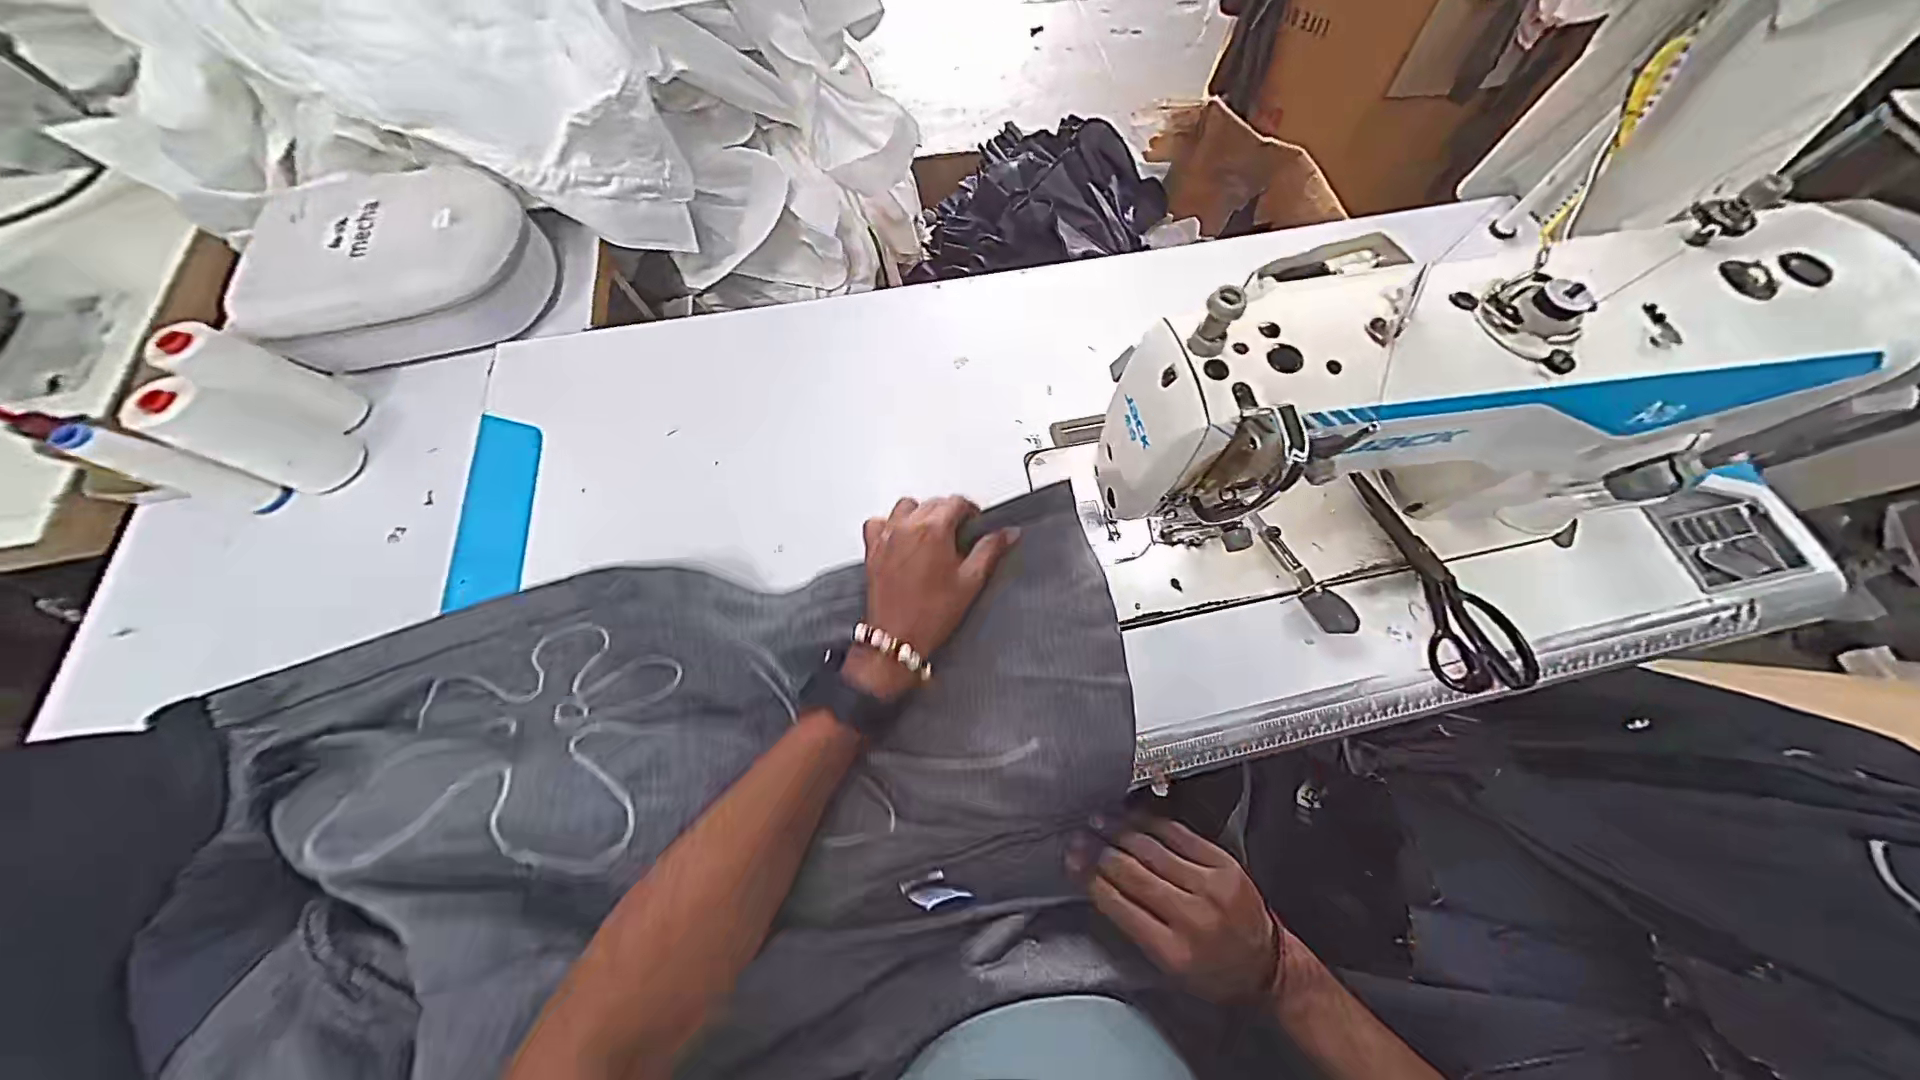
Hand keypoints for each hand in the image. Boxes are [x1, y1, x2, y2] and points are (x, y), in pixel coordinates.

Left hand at [846, 496, 1018, 700]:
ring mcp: (887, 537)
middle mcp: (907, 528)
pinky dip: (890, 524)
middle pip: (933, 502)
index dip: (971, 510)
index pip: (956, 502)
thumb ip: (990, 551)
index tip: (975, 522)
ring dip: (921, 513)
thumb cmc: (930, 614)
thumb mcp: (970, 581)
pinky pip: (878, 522)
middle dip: (949, 513)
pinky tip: (901, 537)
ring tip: (932, 533)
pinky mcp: (873, 550)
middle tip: (959, 533)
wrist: (898, 638)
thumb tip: (1007, 533)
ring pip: (906, 507)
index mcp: (934, 530)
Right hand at [1071, 814, 1282, 1004]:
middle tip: (1078, 837)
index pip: (1119, 905)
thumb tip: (1096, 882)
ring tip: (1098, 821)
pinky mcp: (1224, 864)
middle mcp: (1192, 917)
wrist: (1268, 967)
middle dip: (1098, 851)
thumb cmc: (1214, 972)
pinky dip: (1151, 823)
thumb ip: (1134, 926)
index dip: (1089, 878)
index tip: (1072, 862)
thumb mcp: (1169, 967)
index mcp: (1173, 952)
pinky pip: (1179, 834)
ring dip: (1119, 831)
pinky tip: (1134, 816)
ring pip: (1152, 849)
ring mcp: (1211, 887)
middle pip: (1132, 872)